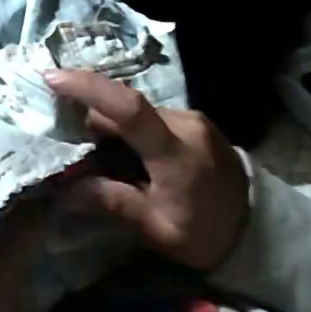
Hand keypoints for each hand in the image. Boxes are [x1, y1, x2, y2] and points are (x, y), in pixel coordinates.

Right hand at [44, 69, 249, 270]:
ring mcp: (192, 118)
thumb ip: (113, 202)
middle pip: (124, 108)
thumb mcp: (158, 229)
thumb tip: (65, 190)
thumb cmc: (206, 234)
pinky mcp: (194, 120)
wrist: (258, 227)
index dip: (89, 88)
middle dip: (88, 118)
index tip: (52, 77)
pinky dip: (128, 129)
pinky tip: (119, 151)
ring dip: (109, 126)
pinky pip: (151, 117)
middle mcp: (185, 124)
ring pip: (136, 111)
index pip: (129, 109)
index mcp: (176, 153)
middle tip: (59, 138)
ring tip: (89, 152)